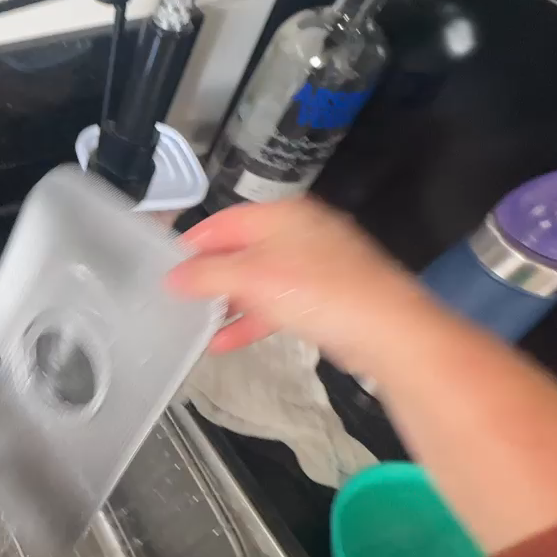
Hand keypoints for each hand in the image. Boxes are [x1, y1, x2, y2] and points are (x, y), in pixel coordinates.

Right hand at [167, 197, 445, 378]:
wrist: (390, 332)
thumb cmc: (319, 292)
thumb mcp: (251, 277)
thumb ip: (206, 274)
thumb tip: (171, 277)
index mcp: (282, 215)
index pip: (222, 221)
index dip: (192, 243)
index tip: (166, 266)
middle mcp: (299, 233)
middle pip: (240, 250)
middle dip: (209, 276)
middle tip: (180, 296)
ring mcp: (315, 266)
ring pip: (257, 280)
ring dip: (228, 302)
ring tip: (198, 323)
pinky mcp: (325, 298)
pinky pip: (277, 304)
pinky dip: (251, 319)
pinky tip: (225, 342)